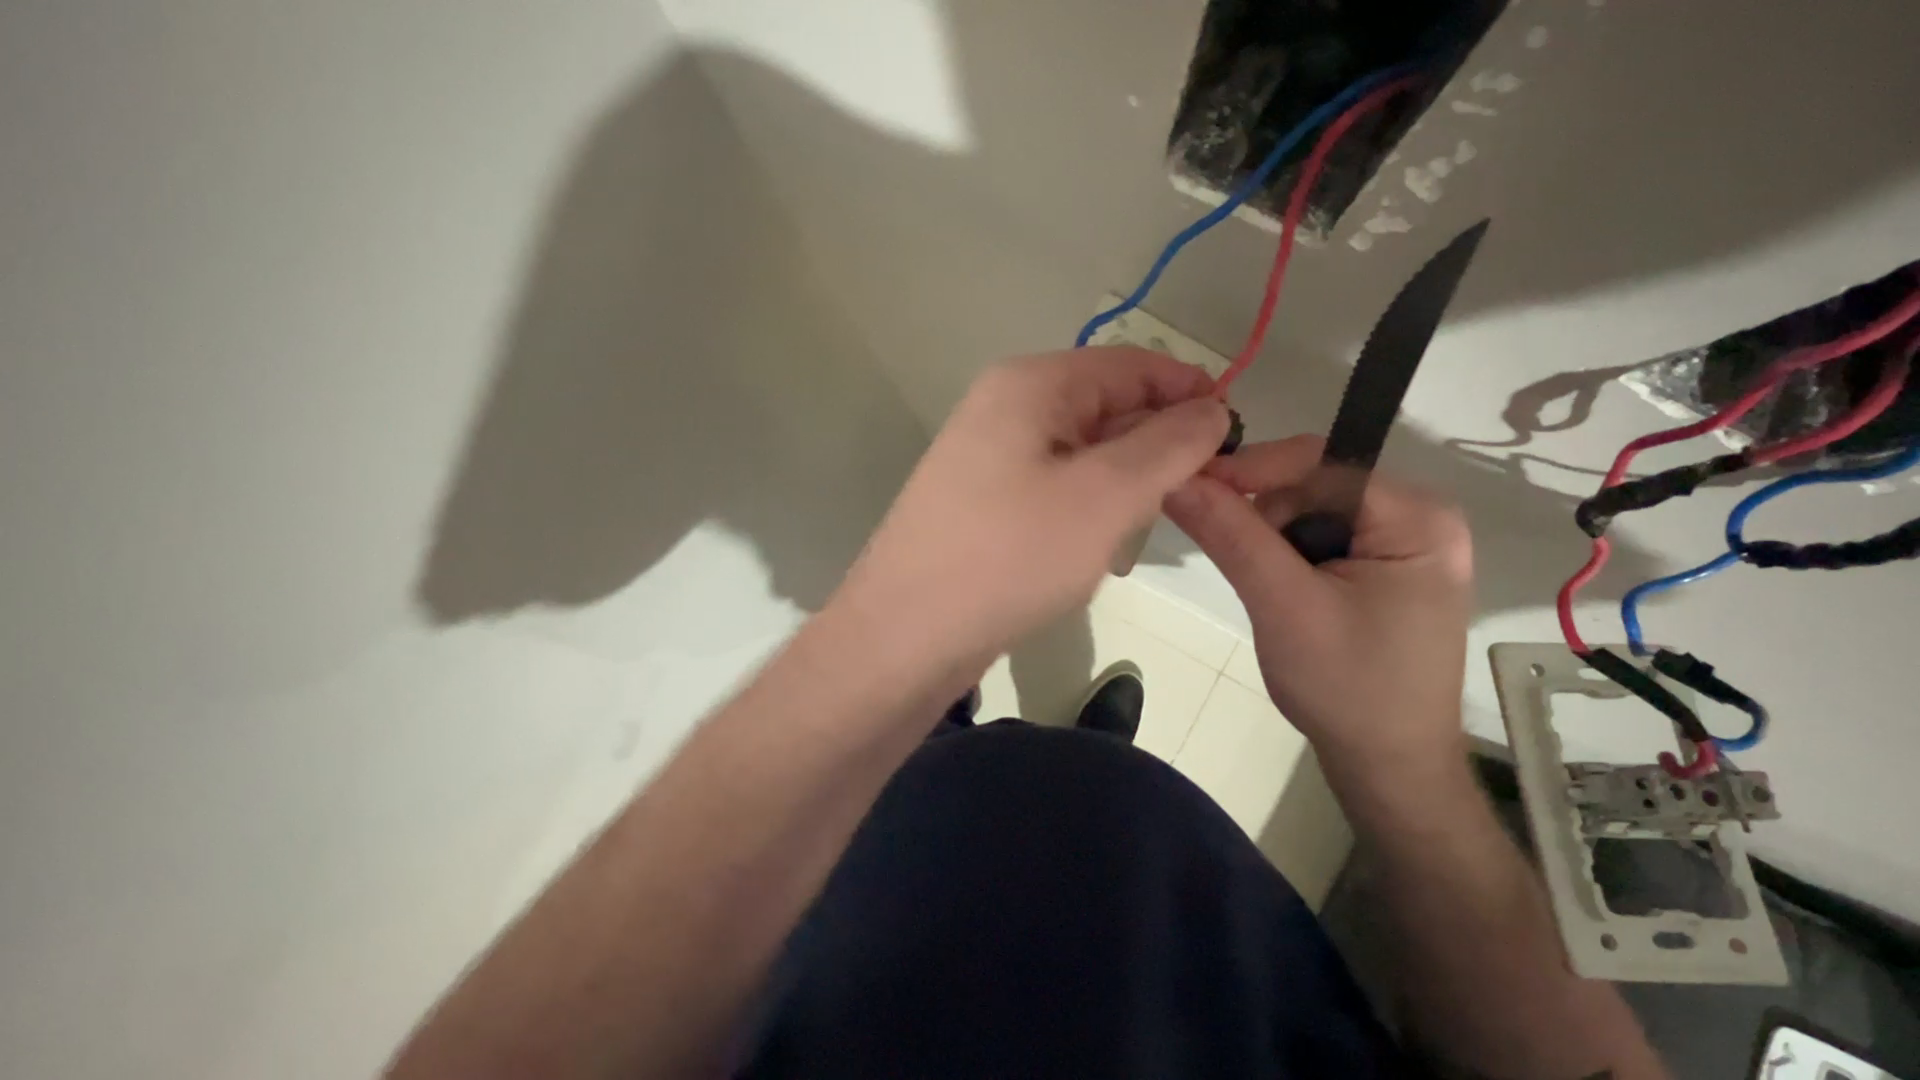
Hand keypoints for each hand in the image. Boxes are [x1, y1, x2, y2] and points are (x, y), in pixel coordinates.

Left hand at [830, 348, 1228, 683]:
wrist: (905, 636)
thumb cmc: (1011, 556)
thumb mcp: (1106, 495)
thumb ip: (1168, 446)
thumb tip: (1213, 409)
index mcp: (1031, 384)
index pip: (1131, 365)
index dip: (1189, 391)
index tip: (1238, 434)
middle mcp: (1003, 406)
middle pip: (1105, 406)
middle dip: (1158, 443)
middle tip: (1204, 492)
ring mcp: (986, 456)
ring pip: (1082, 452)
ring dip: (1124, 481)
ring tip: (1151, 524)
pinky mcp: (980, 502)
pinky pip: (1053, 487)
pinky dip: (1088, 507)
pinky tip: (1102, 546)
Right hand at [1164, 436, 1472, 772]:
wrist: (1389, 767)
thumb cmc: (1347, 688)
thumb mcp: (1282, 605)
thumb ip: (1231, 534)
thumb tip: (1177, 476)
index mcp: (1418, 517)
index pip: (1321, 461)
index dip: (1253, 469)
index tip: (1190, 486)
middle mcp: (1422, 519)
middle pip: (1318, 483)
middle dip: (1264, 512)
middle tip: (1224, 549)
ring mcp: (1409, 547)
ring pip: (1315, 511)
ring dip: (1273, 537)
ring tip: (1257, 584)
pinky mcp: (1390, 573)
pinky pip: (1326, 540)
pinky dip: (1289, 556)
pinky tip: (1277, 590)